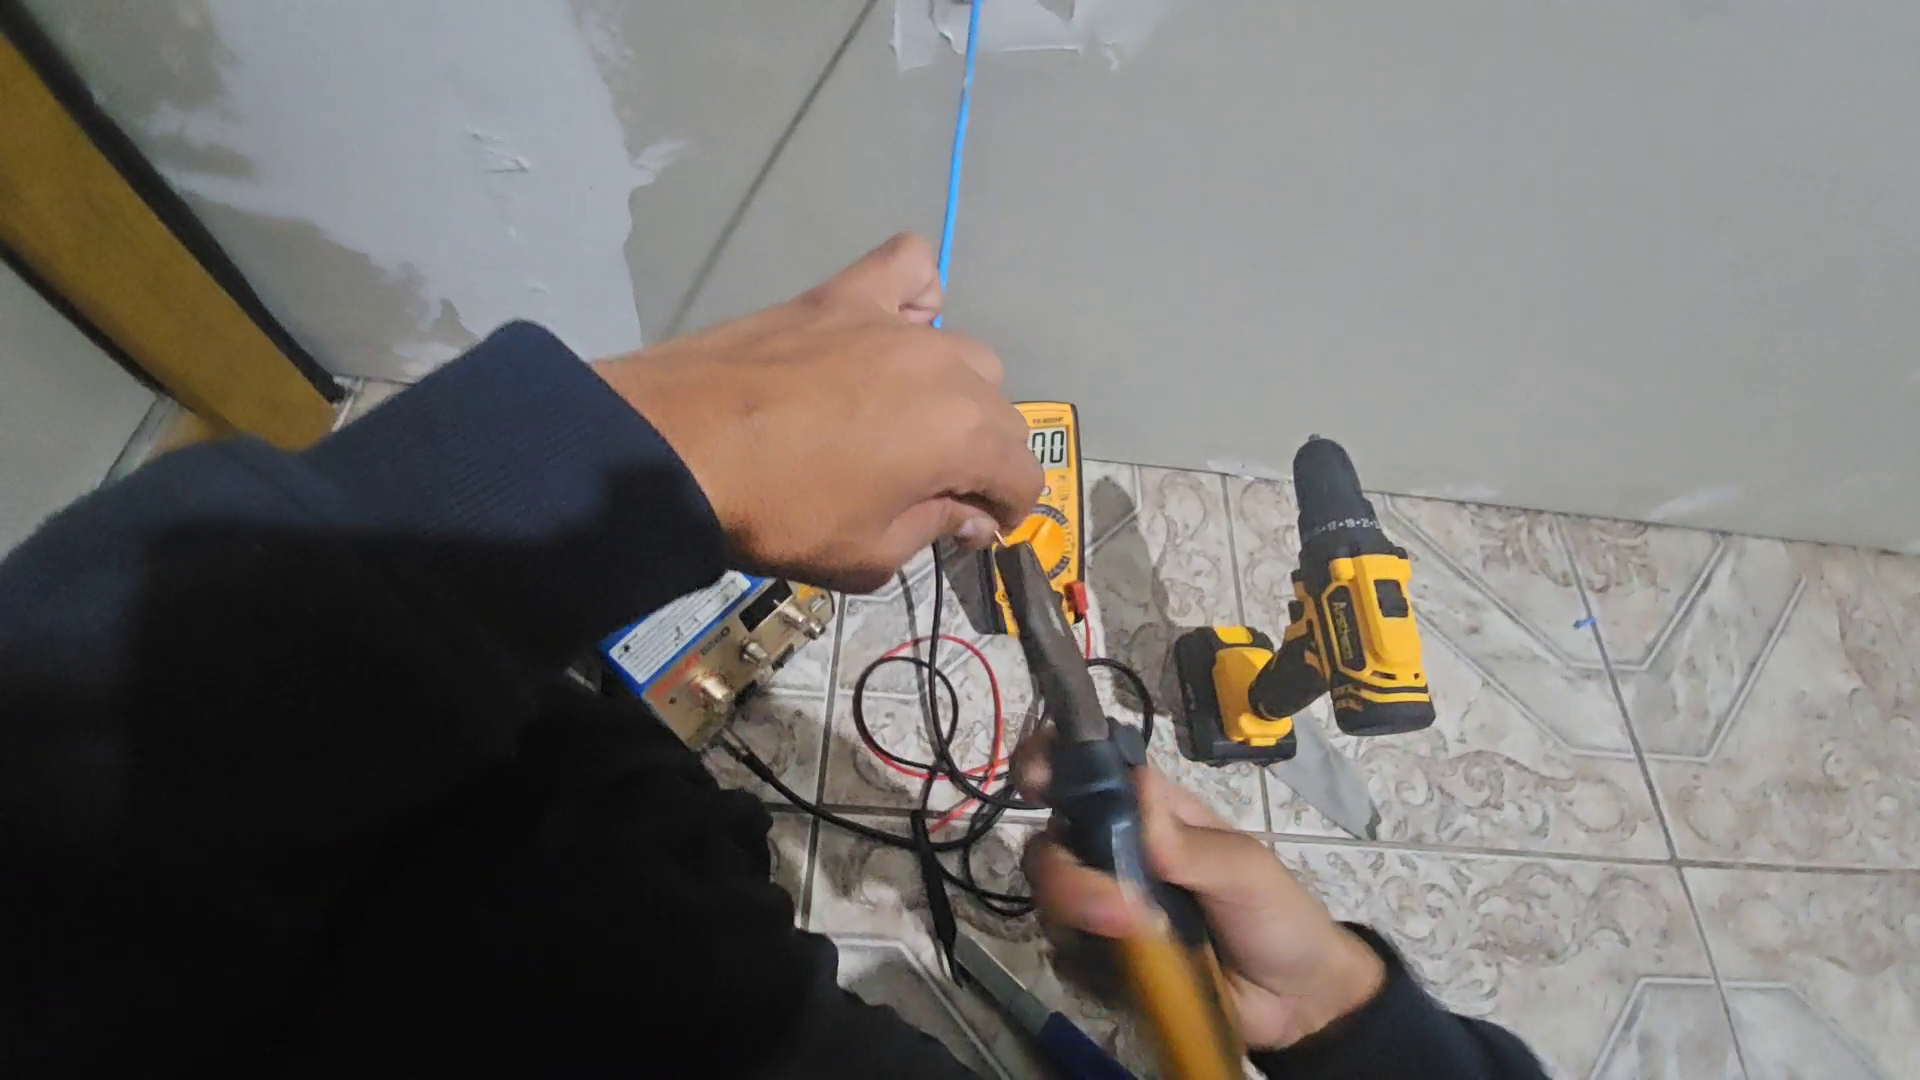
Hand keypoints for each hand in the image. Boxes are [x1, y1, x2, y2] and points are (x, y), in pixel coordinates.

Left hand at [594, 233, 1042, 591]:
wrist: (676, 452)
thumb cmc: (781, 515)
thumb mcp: (869, 555)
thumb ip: (935, 529)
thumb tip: (972, 515)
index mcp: (964, 436)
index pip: (1024, 475)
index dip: (1009, 511)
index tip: (975, 529)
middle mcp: (947, 369)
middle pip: (1001, 414)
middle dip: (983, 458)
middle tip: (934, 487)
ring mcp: (896, 324)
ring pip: (965, 351)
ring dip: (956, 393)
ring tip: (912, 419)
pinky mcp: (844, 295)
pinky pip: (908, 268)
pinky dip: (916, 296)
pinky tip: (896, 327)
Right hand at [1015, 740, 1386, 1050]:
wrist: (1294, 1006)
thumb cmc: (1274, 913)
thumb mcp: (1244, 869)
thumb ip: (1189, 842)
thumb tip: (1136, 790)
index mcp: (1142, 806)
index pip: (1079, 767)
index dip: (1044, 761)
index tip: (1036, 784)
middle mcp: (1108, 844)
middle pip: (1049, 841)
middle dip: (1065, 875)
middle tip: (1117, 912)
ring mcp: (1100, 900)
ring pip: (1049, 898)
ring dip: (1082, 921)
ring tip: (1139, 943)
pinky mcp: (1100, 954)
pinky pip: (1066, 953)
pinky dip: (1089, 965)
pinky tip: (1133, 974)